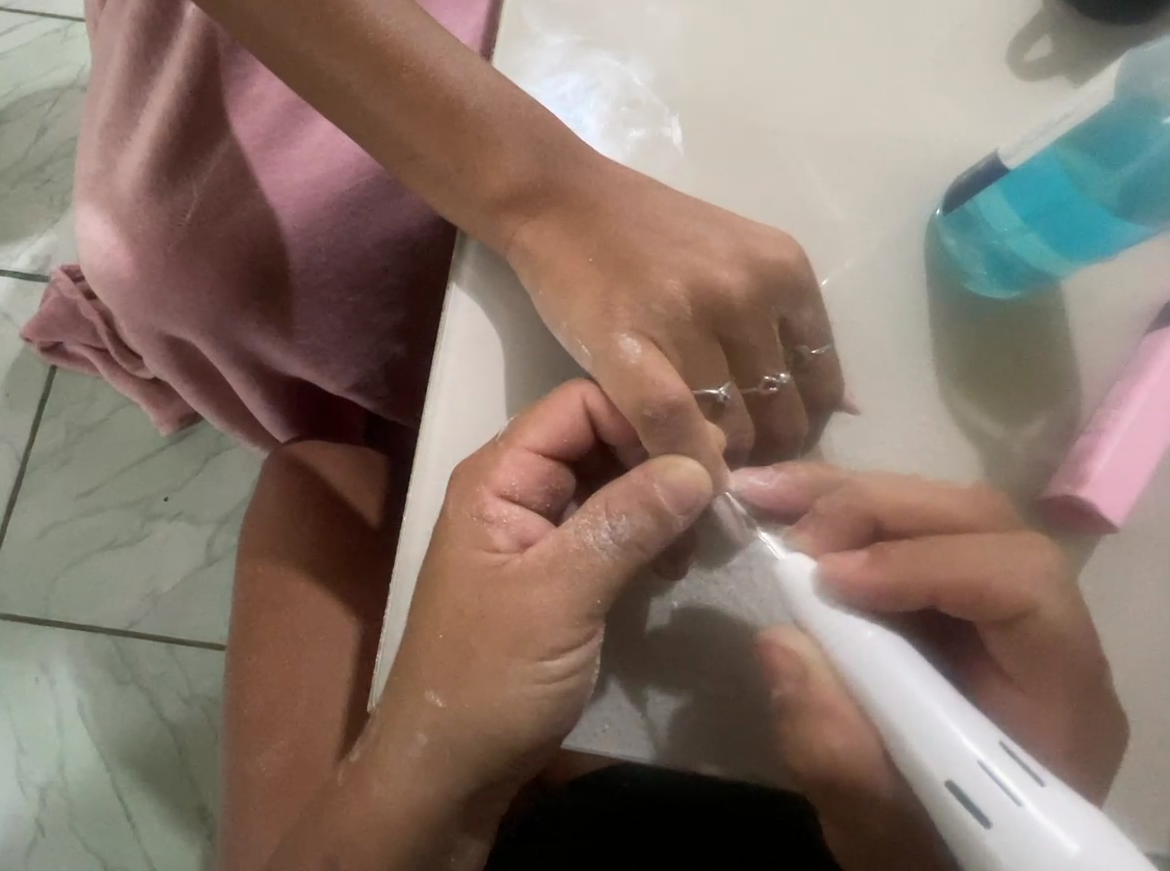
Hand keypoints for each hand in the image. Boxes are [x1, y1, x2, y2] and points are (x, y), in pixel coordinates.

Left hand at [357, 380, 713, 837]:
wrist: (450, 766)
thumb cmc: (490, 676)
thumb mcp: (559, 595)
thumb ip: (625, 523)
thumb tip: (698, 464)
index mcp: (498, 474)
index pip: (578, 404)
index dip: (641, 415)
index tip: (707, 454)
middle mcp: (516, 485)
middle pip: (597, 436)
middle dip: (657, 457)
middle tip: (719, 496)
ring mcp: (536, 524)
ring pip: (609, 479)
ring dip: (658, 497)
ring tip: (700, 536)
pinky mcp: (557, 563)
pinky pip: (609, 522)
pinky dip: (647, 531)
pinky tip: (675, 559)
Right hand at [505, 161, 843, 486]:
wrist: (561, 200)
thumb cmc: (646, 234)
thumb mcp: (737, 261)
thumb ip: (785, 329)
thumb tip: (845, 408)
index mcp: (786, 271)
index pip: (822, 386)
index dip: (797, 431)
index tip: (762, 444)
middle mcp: (750, 291)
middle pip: (781, 417)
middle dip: (756, 453)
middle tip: (719, 457)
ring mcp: (690, 316)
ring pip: (731, 431)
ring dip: (713, 459)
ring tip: (685, 454)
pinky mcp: (629, 343)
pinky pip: (673, 426)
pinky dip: (679, 460)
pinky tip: (667, 468)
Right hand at [735, 464, 1128, 870]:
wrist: (945, 847)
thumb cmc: (931, 849)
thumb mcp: (881, 832)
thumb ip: (838, 754)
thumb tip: (780, 642)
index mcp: (1056, 695)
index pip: (1020, 584)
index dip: (923, 564)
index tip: (827, 581)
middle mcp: (1038, 628)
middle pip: (977, 521)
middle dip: (872, 510)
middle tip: (787, 537)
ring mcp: (987, 597)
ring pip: (934, 506)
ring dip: (842, 493)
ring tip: (762, 494)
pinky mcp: (939, 585)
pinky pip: (895, 522)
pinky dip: (831, 504)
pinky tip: (776, 503)